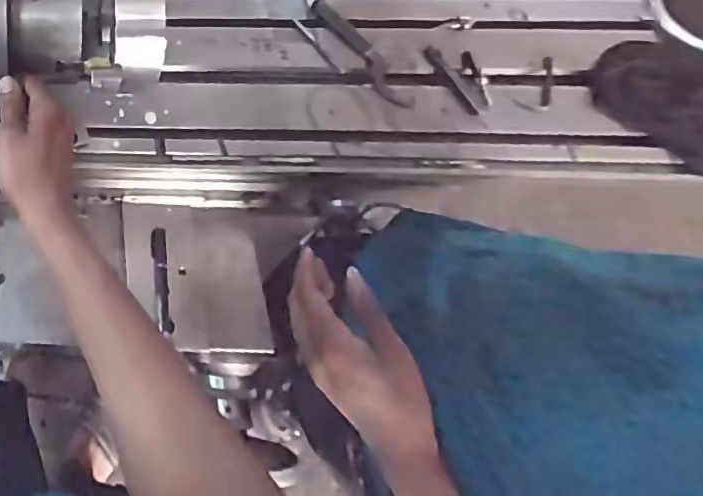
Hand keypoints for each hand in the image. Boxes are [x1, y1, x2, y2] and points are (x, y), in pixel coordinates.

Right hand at [0, 75, 76, 229]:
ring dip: (27, 117)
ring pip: (44, 115)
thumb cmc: (24, 175)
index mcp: (48, 110)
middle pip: (40, 97)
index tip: (0, 92)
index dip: (14, 84)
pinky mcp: (64, 150)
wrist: (45, 208)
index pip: (32, 83)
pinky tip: (21, 145)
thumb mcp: (8, 136)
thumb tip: (8, 83)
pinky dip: (35, 131)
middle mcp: (62, 118)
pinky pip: (48, 130)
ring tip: (7, 129)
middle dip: (20, 101)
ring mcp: (65, 134)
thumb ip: (9, 107)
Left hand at [287, 249, 439, 463]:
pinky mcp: (317, 374)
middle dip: (302, 280)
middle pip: (297, 306)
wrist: (401, 450)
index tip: (309, 251)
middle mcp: (313, 353)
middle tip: (315, 260)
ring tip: (322, 278)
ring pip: (297, 320)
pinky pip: (302, 333)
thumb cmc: (405, 400)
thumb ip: (368, 310)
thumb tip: (351, 274)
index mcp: (331, 345)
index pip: (308, 298)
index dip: (306, 272)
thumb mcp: (394, 351)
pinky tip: (323, 306)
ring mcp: (312, 366)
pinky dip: (307, 312)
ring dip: (303, 295)